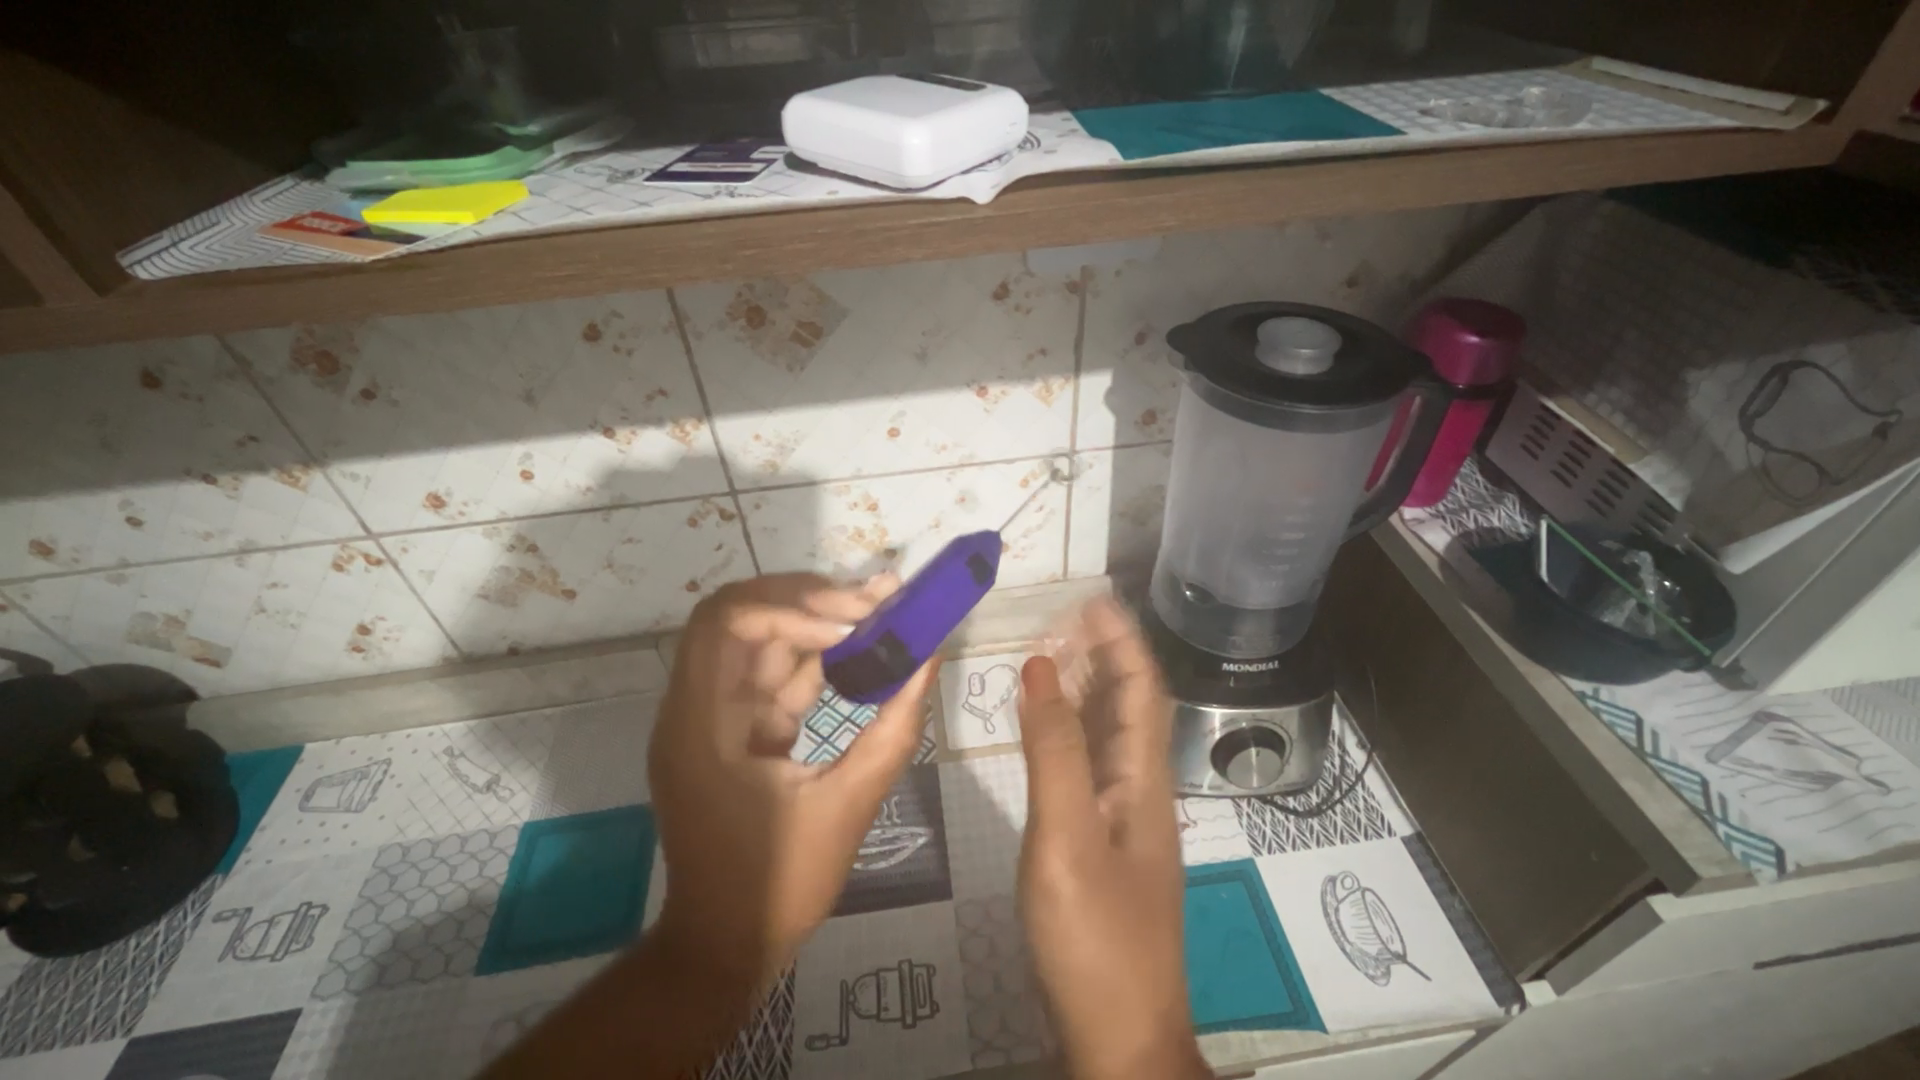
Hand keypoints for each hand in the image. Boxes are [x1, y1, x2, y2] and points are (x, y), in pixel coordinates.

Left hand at [483, 573, 936, 1079]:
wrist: (727, 946)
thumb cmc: (780, 885)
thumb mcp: (847, 806)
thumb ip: (891, 730)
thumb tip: (927, 659)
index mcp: (702, 726)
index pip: (725, 624)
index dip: (789, 606)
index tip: (854, 625)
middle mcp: (695, 710)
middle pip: (741, 620)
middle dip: (810, 601)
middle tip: (877, 599)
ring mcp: (712, 721)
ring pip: (761, 646)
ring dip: (818, 624)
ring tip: (884, 607)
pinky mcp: (734, 734)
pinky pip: (773, 681)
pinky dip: (816, 663)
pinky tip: (865, 651)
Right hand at [1018, 598, 1207, 1079]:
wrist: (1119, 1034)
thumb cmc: (1094, 935)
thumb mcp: (1067, 836)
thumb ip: (1054, 751)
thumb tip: (1041, 668)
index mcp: (1142, 781)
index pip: (1142, 689)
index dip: (1122, 639)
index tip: (1092, 597)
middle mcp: (1142, 792)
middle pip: (1132, 707)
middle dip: (1105, 655)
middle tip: (1062, 618)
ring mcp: (1125, 823)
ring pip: (1112, 737)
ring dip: (1089, 690)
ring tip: (1052, 656)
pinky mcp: (1105, 848)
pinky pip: (1092, 769)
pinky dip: (1072, 734)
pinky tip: (1049, 735)